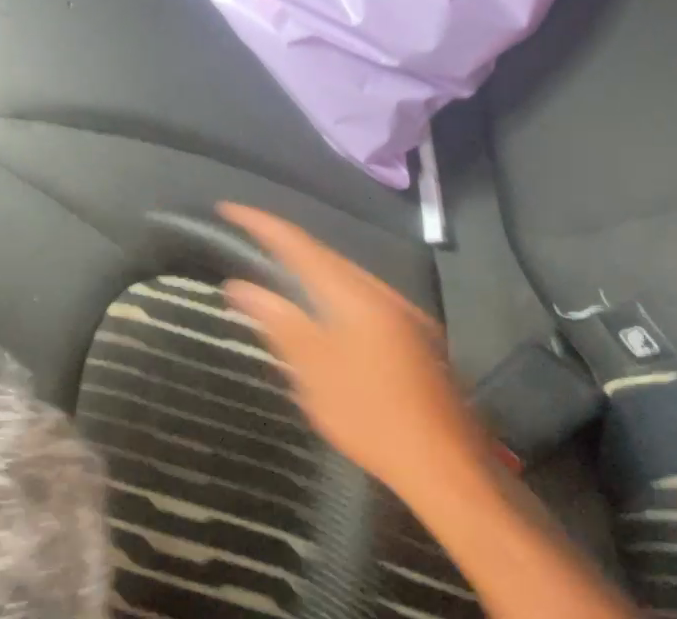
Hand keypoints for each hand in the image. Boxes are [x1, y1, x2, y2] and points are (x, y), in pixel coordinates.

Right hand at [218, 202, 481, 496]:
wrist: (447, 468)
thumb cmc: (370, 415)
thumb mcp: (311, 370)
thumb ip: (277, 321)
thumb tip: (241, 286)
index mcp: (355, 297)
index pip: (299, 246)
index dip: (262, 225)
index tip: (229, 209)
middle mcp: (384, 297)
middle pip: (327, 258)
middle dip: (287, 245)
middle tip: (249, 237)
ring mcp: (406, 319)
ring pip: (348, 279)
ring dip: (311, 270)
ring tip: (276, 269)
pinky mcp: (417, 341)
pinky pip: (363, 299)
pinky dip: (332, 293)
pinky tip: (320, 310)